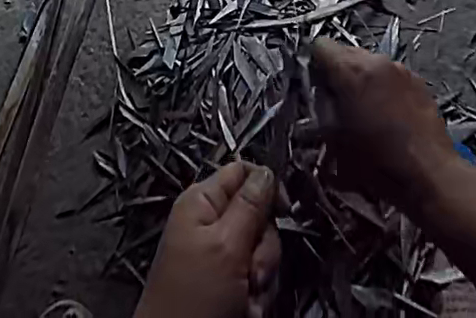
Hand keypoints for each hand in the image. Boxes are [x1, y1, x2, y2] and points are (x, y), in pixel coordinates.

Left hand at [135, 161, 281, 317]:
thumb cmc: (193, 301)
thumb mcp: (225, 245)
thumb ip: (250, 205)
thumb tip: (268, 172)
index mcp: (203, 202)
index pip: (243, 171)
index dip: (267, 186)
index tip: (283, 211)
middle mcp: (212, 225)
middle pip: (259, 216)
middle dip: (264, 247)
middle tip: (251, 271)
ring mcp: (221, 259)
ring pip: (263, 252)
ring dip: (263, 277)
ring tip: (244, 298)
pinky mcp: (229, 288)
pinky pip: (258, 282)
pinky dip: (257, 299)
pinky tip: (244, 311)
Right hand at [310, 38, 457, 214]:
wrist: (430, 175)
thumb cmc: (378, 163)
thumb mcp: (336, 140)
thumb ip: (323, 109)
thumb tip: (321, 98)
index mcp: (350, 71)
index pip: (321, 45)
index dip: (315, 62)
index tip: (317, 84)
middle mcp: (375, 60)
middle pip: (346, 51)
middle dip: (339, 70)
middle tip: (339, 100)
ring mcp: (399, 68)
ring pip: (370, 62)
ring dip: (363, 77)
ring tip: (366, 108)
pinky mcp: (418, 80)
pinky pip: (391, 74)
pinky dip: (384, 85)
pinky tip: (389, 113)